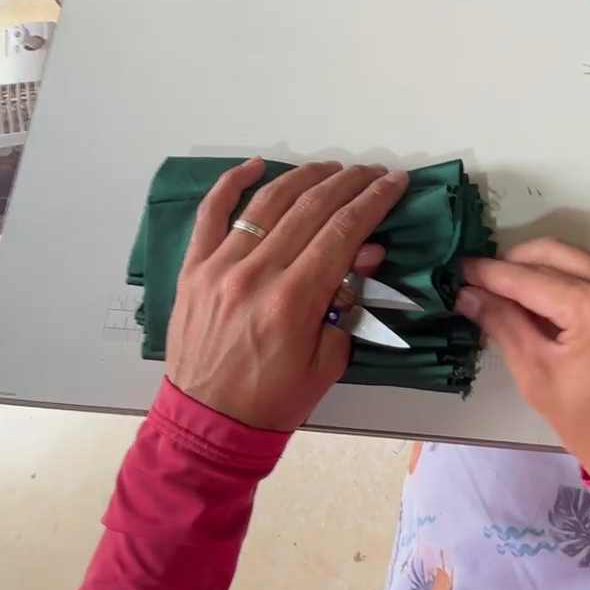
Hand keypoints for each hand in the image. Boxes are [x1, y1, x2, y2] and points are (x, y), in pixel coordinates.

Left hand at [165, 157, 408, 430]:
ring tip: (332, 168)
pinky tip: (257, 165)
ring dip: (306, 177)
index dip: (374, 200)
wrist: (208, 424)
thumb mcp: (329, 359)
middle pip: (311, 208)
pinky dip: (232, 182)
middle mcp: (256, 273)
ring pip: (268, 202)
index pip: (343, 231)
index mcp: (293, 300)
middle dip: (350, 183)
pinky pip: (212, 213)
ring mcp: (220, 266)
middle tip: (372, 171)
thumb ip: (348, 302)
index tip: (395, 181)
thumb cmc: (275, 399)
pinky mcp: (194, 267)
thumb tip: (366, 251)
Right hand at [458, 239, 589, 475]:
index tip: (459, 269)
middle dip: (512, 262)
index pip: (528, 278)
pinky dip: (566, 276)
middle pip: (551, 253)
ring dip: (538, 267)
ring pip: (574, 256)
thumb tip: (468, 293)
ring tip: (507, 290)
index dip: (489, 273)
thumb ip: (502, 324)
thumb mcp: (537, 375)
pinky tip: (543, 298)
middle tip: (482, 280)